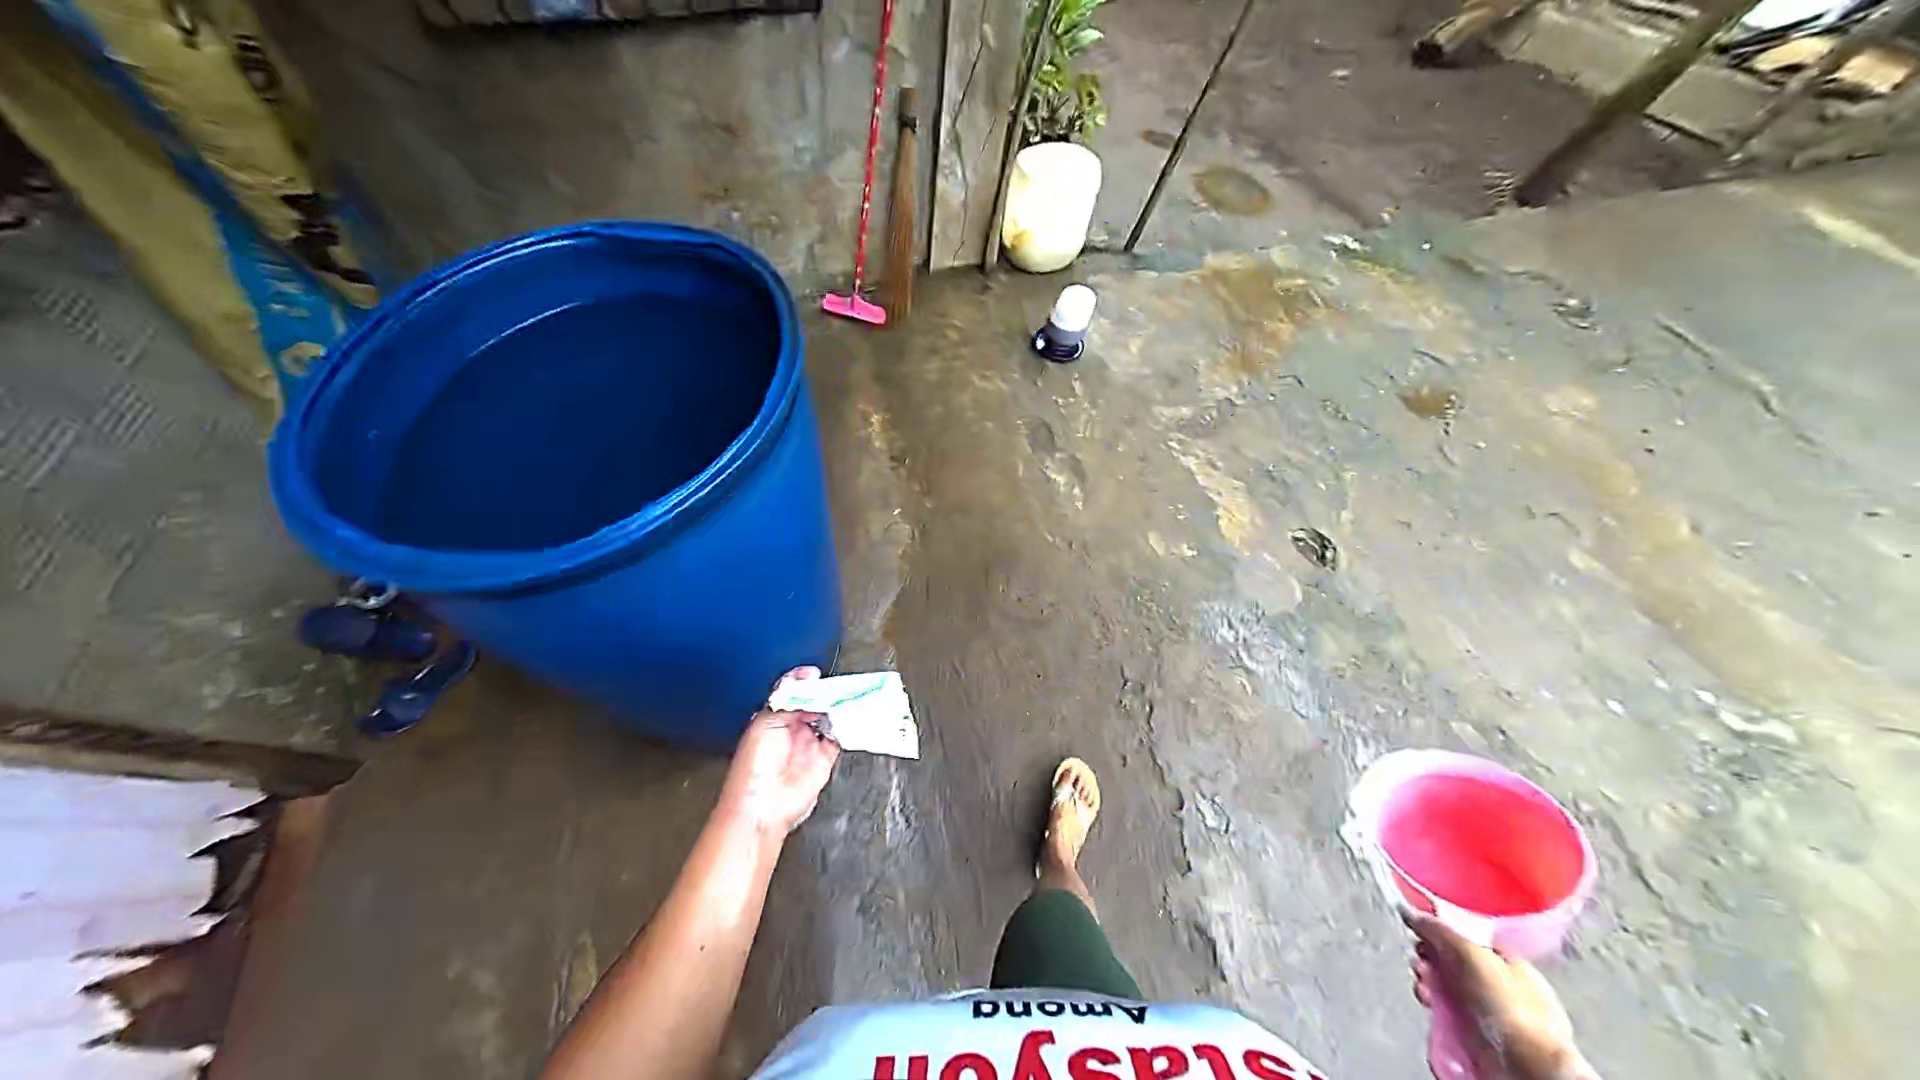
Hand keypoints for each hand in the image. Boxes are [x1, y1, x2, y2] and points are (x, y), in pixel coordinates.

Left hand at [718, 667, 841, 834]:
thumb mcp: (767, 721)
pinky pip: (839, 736)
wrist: (763, 805)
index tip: (814, 674)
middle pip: (813, 702)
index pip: (792, 693)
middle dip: (824, 692)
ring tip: (845, 696)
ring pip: (828, 717)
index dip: (803, 682)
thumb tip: (806, 682)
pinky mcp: (824, 757)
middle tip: (834, 685)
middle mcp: (792, 729)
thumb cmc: (754, 766)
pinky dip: (846, 725)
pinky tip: (849, 716)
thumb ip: (789, 700)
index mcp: (772, 718)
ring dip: (837, 708)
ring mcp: (809, 743)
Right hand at [1405, 911, 1593, 1079]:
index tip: (1422, 936)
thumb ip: (1439, 930)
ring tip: (1424, 990)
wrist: (1525, 1067)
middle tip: (1422, 966)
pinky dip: (1433, 1009)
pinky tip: (1429, 1008)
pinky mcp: (1476, 1038)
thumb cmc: (1510, 1008)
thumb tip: (1411, 912)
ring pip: (1445, 990)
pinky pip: (1445, 1015)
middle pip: (1452, 965)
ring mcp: (1489, 1016)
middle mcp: (1501, 990)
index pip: (1468, 941)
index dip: (1441, 936)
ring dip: (1427, 986)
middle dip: (1429, 962)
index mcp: (1511, 966)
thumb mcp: (1470, 953)